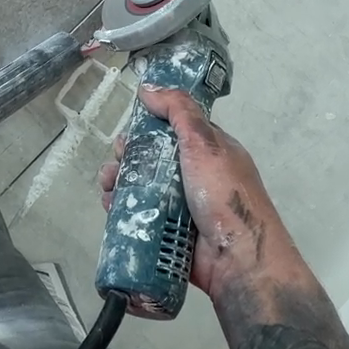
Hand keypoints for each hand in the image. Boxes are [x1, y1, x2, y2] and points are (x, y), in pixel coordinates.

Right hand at [98, 86, 310, 300]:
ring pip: (140, 185)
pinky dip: (121, 208)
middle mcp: (194, 176)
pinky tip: (110, 206)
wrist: (240, 260)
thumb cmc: (224, 194)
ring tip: (107, 186)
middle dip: (126, 156)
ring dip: (118, 181)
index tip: (129, 132)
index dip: (146, 127)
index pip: (171, 130)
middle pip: (150, 157)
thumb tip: (147, 88)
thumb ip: (178, 110)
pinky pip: (139, 213)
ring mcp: (181, 205)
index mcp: (208, 151)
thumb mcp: (205, 142)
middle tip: (116, 162)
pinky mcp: (169, 231)